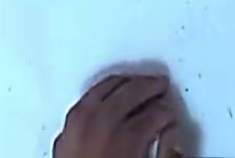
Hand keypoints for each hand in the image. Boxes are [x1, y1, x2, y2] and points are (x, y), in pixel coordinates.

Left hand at [52, 74, 180, 157]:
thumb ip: (165, 156)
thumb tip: (173, 137)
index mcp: (124, 141)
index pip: (156, 112)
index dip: (167, 113)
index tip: (170, 118)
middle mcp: (98, 130)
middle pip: (131, 91)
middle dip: (150, 88)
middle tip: (161, 88)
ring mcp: (76, 132)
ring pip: (105, 89)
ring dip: (125, 84)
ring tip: (137, 86)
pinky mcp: (61, 139)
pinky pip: (84, 103)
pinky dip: (99, 94)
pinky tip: (108, 98)